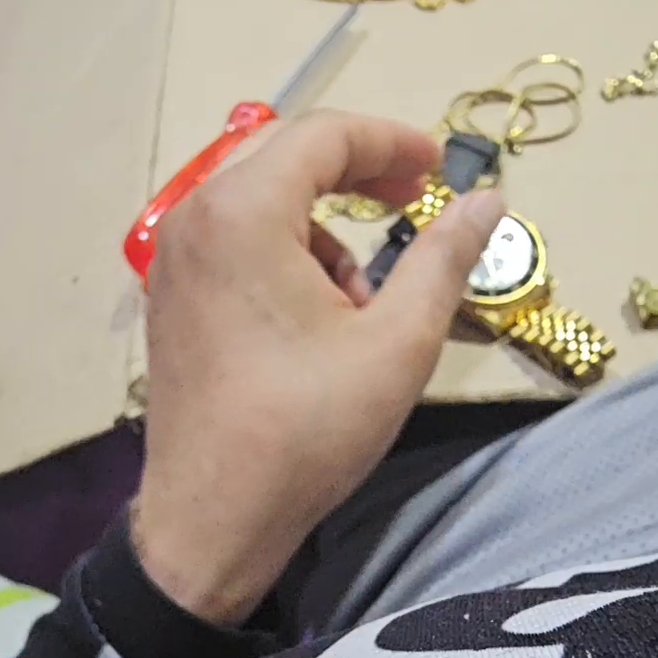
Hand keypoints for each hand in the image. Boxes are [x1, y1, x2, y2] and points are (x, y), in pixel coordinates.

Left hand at [132, 112, 505, 624]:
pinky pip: (234, 250)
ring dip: (320, 233)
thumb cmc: (307, 433)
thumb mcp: (397, 344)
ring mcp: (172, 266)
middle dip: (354, 175)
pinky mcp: (170, 306)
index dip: (392, 142)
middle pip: (284, 159)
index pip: (323, 136)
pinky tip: (315, 328)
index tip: (440, 170)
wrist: (213, 522)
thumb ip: (445, 259)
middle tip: (410, 202)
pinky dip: (284, 264)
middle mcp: (193, 223)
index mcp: (241, 213)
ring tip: (362, 305)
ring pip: (258, 209)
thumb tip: (487, 201)